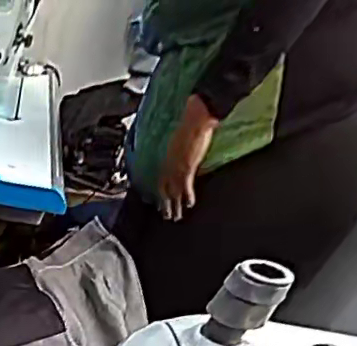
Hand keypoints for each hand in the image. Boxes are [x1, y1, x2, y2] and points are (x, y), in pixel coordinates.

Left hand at [158, 96, 219, 221]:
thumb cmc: (190, 123)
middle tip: (166, 216)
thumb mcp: (181, 139)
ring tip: (176, 217)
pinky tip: (190, 204)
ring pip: (173, 193)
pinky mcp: (187, 168)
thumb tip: (184, 151)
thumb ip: (180, 149)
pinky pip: (186, 187)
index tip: (160, 202)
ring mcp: (177, 168)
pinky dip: (188, 197)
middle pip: (164, 190)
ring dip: (175, 207)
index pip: (161, 180)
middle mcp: (169, 165)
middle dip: (165, 205)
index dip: (161, 193)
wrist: (196, 116)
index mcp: (167, 158)